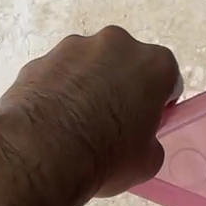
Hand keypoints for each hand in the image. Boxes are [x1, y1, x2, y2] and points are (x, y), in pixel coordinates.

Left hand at [0, 27, 180, 198]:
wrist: (41, 154)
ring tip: (74, 124)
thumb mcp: (148, 161)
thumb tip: (137, 139)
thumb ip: (150, 140)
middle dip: (121, 87)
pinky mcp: (39, 59)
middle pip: (125, 64)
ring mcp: (73, 47)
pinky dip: (57, 91)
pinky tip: (51, 121)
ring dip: (87, 86)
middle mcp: (116, 44)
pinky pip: (56, 75)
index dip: (157, 103)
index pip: (167, 79)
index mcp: (154, 65)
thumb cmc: (107, 157)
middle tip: (110, 123)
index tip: (144, 123)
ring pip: (88, 66)